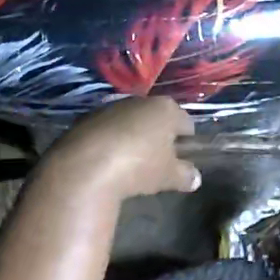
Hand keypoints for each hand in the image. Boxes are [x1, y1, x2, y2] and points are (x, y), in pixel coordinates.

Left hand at [40, 97, 199, 199]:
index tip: (183, 159)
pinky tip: (107, 162)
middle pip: (157, 119)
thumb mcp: (168, 176)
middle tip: (158, 162)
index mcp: (166, 109)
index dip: (187, 142)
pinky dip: (111, 141)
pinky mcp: (86, 119)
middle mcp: (140, 101)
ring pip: (131, 122)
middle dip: (159, 137)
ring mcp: (111, 107)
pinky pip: (107, 130)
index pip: (186, 123)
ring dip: (133, 138)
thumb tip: (195, 178)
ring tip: (130, 164)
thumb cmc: (138, 166)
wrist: (84, 166)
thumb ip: (185, 175)